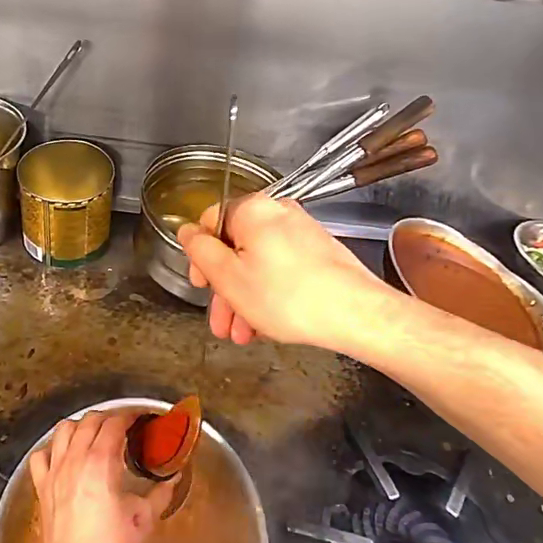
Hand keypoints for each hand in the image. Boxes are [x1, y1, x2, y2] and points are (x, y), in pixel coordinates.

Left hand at [28, 410, 175, 542]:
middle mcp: (75, 460)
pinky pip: (42, 456)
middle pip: (88, 421)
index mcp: (100, 463)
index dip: (128, 417)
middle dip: (107, 418)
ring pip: (63, 431)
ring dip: (80, 426)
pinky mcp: (42, 487)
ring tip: (93, 434)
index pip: (113, 424)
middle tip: (122, 427)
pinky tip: (63, 455)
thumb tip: (173, 480)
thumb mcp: (143, 519)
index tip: (139, 419)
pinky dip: (53, 449)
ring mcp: (55, 471)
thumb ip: (160, 494)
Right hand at [177, 195, 395, 351]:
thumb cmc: (292, 297)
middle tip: (220, 317)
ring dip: (245, 297)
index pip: (210, 222)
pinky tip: (265, 324)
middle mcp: (279, 214)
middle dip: (224, 287)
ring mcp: (302, 233)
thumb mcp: (228, 277)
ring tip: (242, 332)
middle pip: (236, 246)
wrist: (356, 314)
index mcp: (252, 210)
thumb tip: (186, 231)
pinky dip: (269, 293)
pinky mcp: (318, 253)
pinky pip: (281, 270)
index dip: (200, 255)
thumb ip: (200, 250)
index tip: (201, 282)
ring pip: (258, 263)